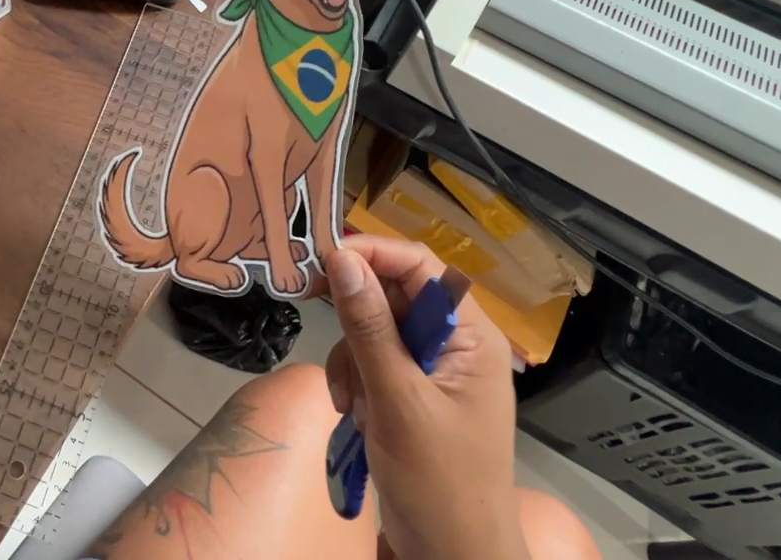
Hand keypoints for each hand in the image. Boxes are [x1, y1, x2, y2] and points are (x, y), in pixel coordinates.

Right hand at [325, 237, 528, 559]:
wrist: (451, 558)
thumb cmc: (439, 482)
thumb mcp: (398, 401)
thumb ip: (369, 327)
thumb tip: (341, 258)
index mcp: (470, 336)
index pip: (420, 266)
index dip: (373, 252)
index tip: (323, 258)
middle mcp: (453, 343)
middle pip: (393, 293)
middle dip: (355, 314)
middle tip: (309, 306)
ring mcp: (432, 369)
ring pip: (373, 327)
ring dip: (350, 356)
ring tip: (348, 399)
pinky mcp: (410, 392)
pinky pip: (369, 360)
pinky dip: (351, 379)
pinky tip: (350, 412)